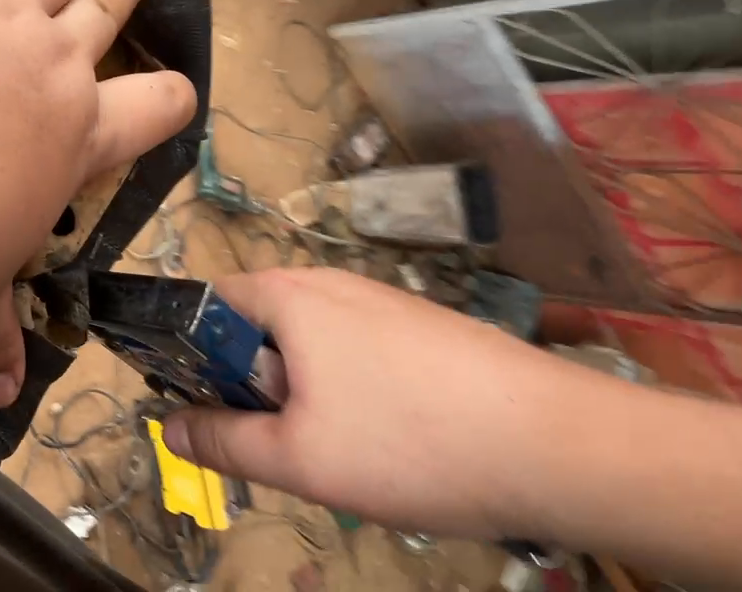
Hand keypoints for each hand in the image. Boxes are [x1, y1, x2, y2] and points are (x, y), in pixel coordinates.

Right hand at [163, 267, 609, 539]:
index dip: (192, 355)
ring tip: (346, 445)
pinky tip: (399, 436)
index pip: (203, 305)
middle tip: (284, 439)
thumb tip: (167, 428)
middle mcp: (325, 281)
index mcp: (283, 295)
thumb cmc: (412, 442)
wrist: (574, 449)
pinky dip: (356, 388)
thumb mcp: (299, 458)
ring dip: (305, 388)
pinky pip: (360, 350)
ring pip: (310, 342)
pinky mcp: (425, 326)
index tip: (213, 408)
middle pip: (256, 325)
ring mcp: (381, 300)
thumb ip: (222, 442)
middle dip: (254, 380)